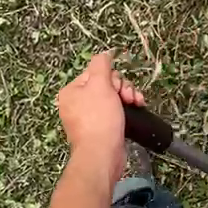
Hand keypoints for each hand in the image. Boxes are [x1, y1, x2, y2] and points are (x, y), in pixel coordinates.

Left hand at [53, 51, 142, 183]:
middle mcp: (78, 103)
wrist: (102, 154)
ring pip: (113, 96)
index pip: (97, 72)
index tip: (118, 88)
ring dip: (128, 97)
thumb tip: (105, 53)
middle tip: (128, 97)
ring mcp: (89, 116)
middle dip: (122, 88)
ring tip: (135, 104)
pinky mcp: (101, 127)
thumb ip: (101, 64)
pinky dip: (125, 109)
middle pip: (106, 83)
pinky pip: (115, 110)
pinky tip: (135, 110)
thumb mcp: (100, 84)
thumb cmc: (99, 119)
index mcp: (72, 91)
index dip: (112, 77)